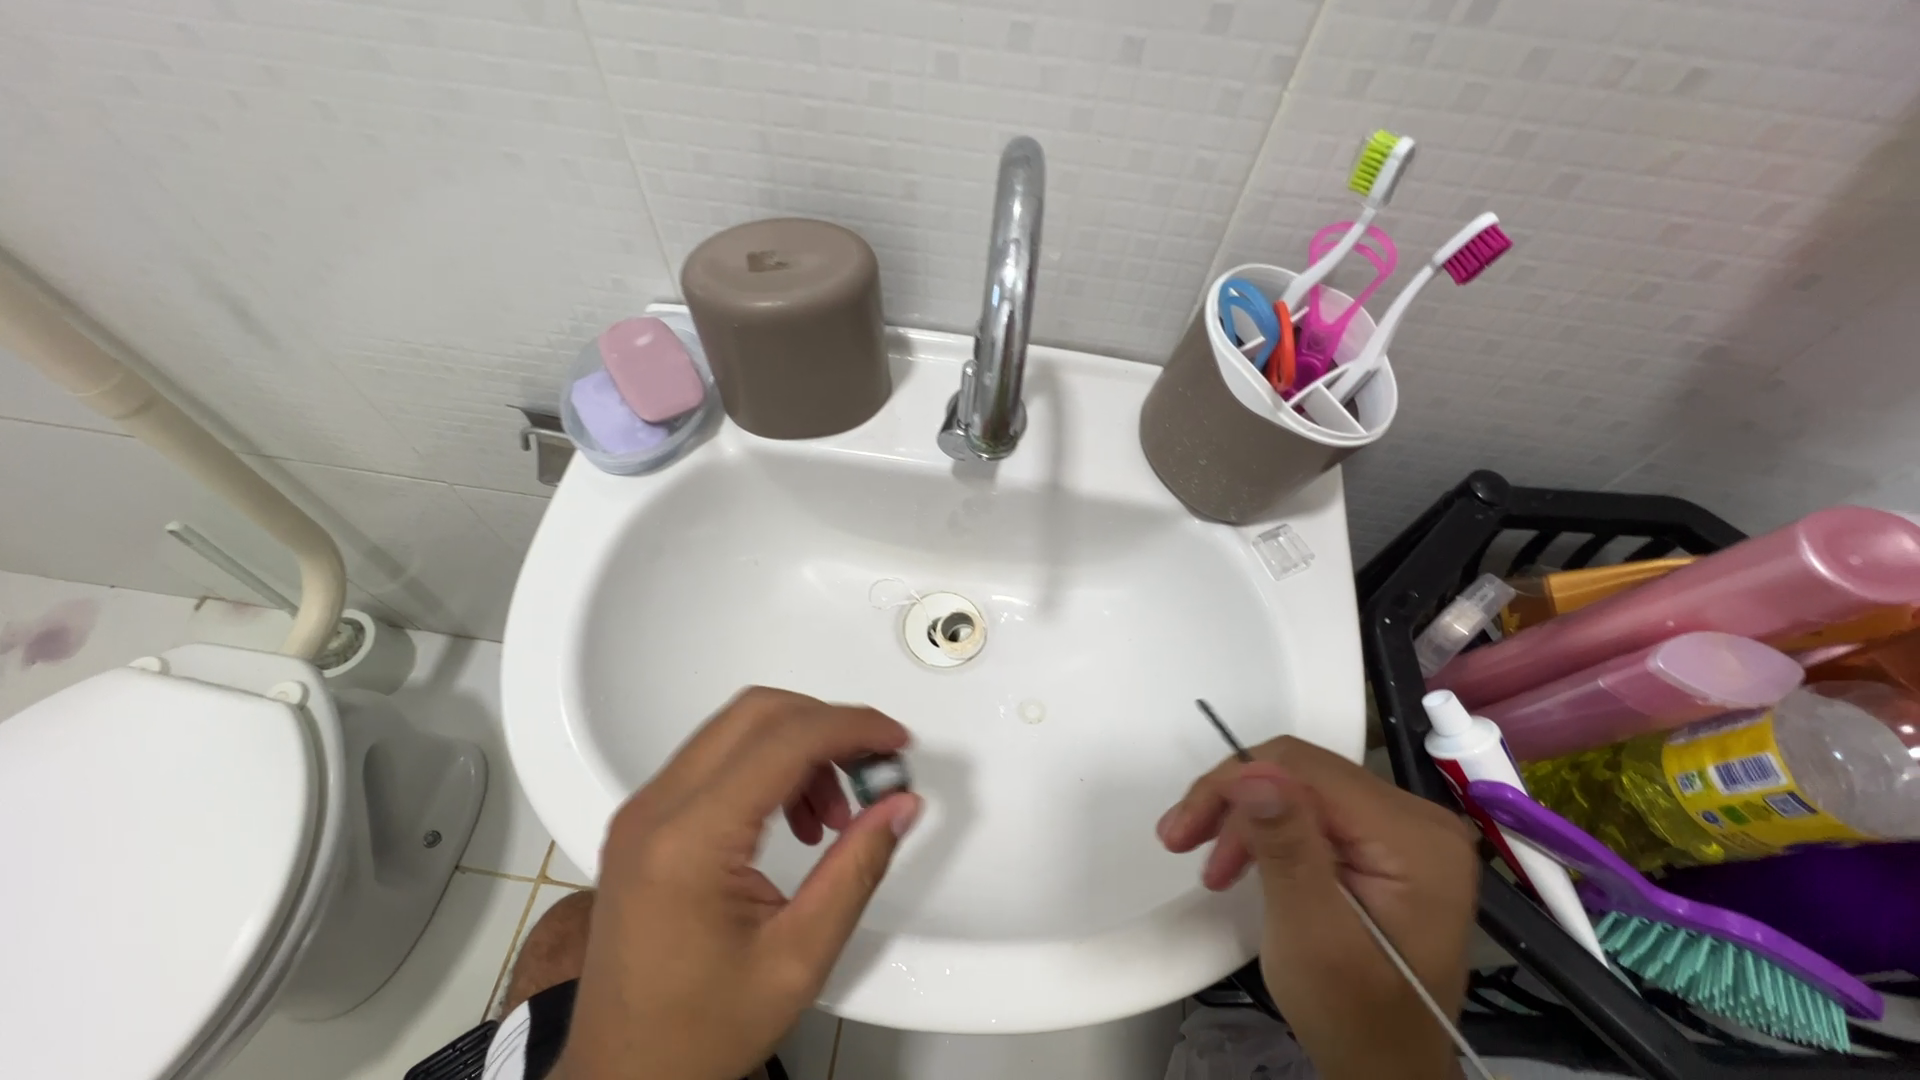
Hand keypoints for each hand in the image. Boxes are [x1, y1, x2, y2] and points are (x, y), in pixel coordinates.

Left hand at [558, 687, 920, 1079]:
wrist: (626, 1075)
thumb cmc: (702, 1031)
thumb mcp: (800, 957)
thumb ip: (857, 869)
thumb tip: (900, 804)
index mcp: (691, 842)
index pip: (784, 741)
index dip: (851, 728)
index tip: (896, 742)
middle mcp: (656, 810)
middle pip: (757, 713)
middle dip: (827, 726)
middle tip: (874, 767)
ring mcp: (644, 811)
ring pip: (737, 729)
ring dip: (799, 746)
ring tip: (836, 812)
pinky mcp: (646, 821)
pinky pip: (717, 759)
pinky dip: (769, 766)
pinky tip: (797, 819)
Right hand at [1158, 737, 1477, 1079]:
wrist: (1384, 1068)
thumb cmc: (1352, 1015)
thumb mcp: (1312, 936)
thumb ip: (1287, 848)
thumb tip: (1254, 775)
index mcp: (1415, 837)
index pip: (1306, 769)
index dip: (1235, 782)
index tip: (1185, 826)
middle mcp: (1418, 819)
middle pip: (1300, 773)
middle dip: (1233, 801)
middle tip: (1181, 839)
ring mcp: (1404, 829)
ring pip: (1298, 786)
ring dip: (1243, 817)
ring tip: (1211, 866)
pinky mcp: (1383, 842)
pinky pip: (1309, 809)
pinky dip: (1264, 829)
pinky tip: (1240, 860)